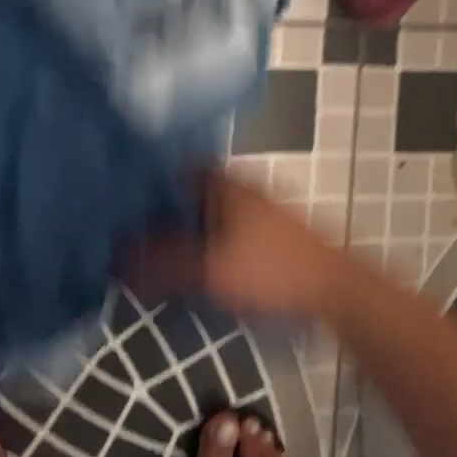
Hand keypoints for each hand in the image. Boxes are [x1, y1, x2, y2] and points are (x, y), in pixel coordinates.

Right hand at [129, 172, 349, 319]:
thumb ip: (162, 266)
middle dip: (163, 210)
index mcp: (224, 181)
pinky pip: (226, 227)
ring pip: (209, 210)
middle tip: (135, 233)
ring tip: (160, 254)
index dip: (146, 181)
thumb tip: (117, 261)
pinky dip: (207, 240)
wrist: (338, 291)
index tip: (122, 200)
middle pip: (189, 189)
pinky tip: (198, 266)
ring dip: (185, 228)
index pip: (173, 166)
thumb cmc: (271, 270)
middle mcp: (240, 184)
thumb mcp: (209, 271)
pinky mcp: (271, 231)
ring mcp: (259, 205)